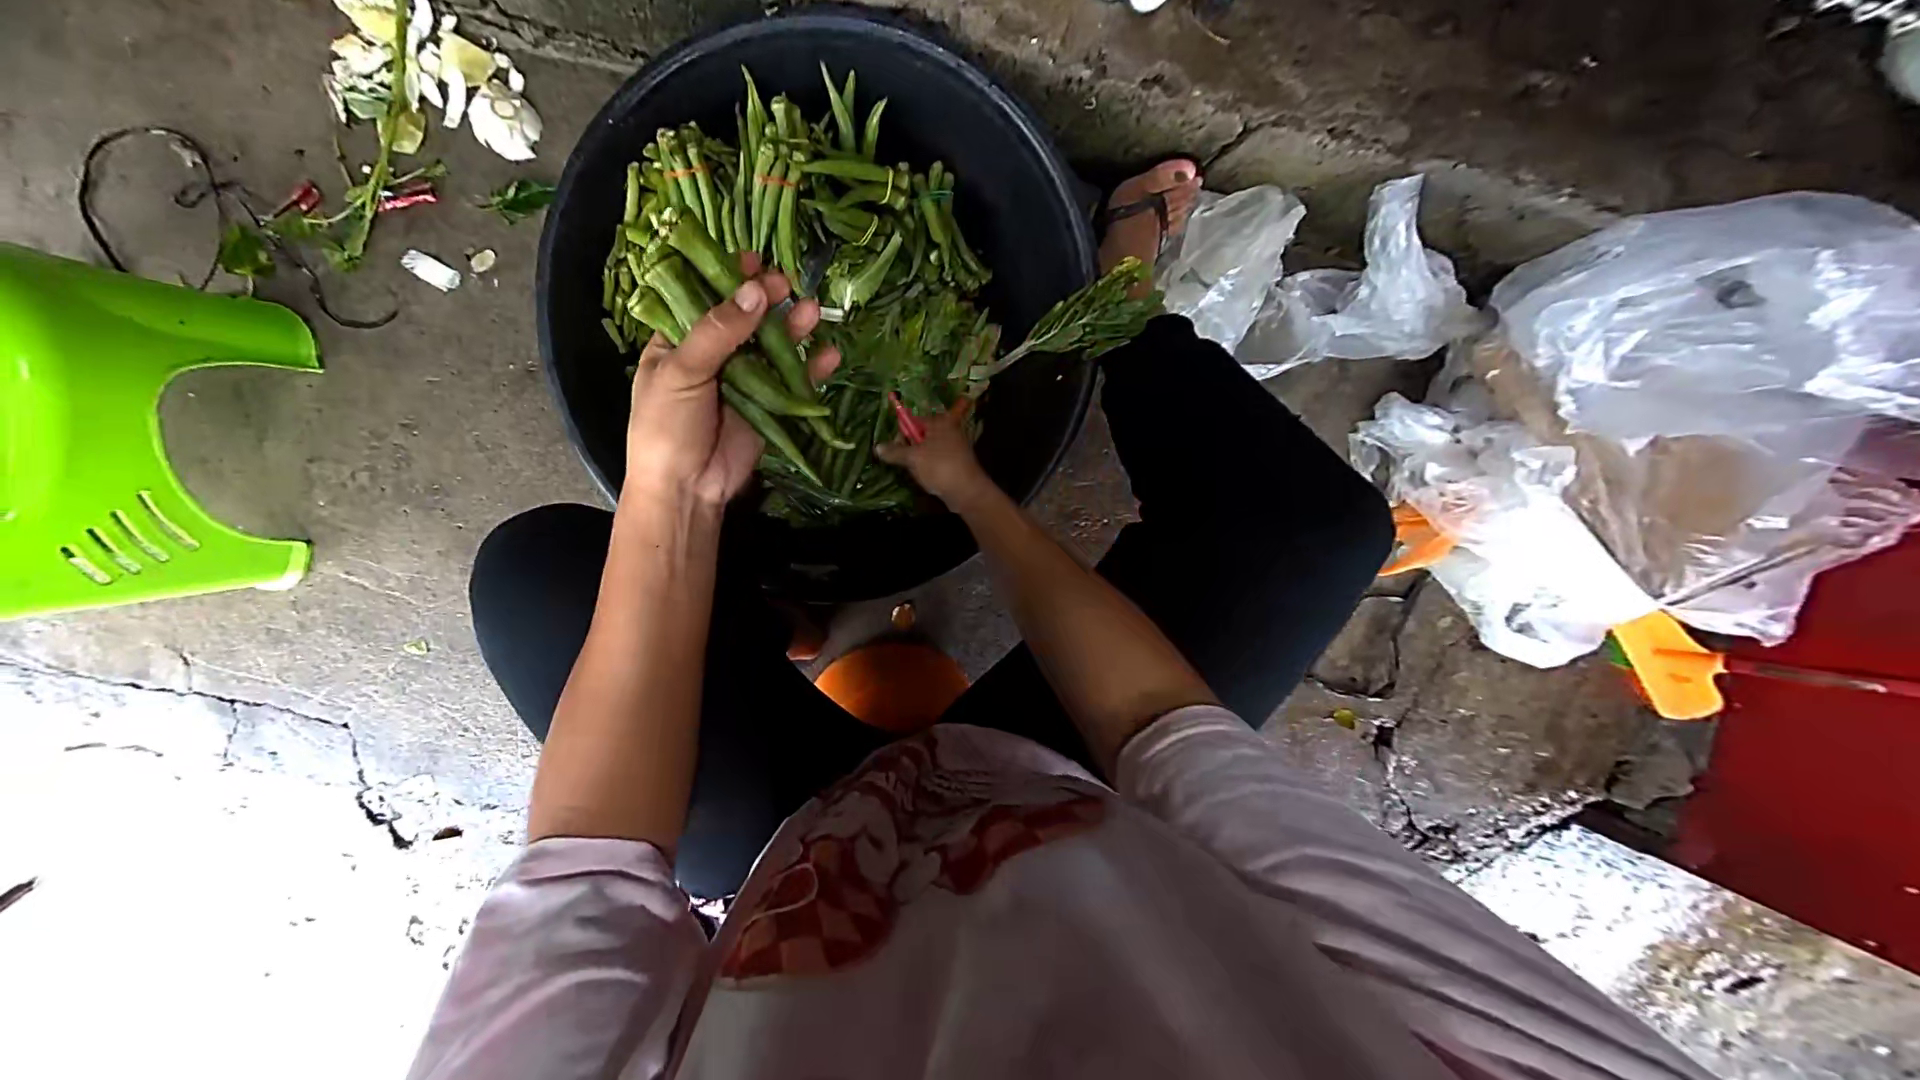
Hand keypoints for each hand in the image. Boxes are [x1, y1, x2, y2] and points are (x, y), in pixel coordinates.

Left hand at [623, 253, 837, 509]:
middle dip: (767, 300)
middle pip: (746, 319)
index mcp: (679, 340)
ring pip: (773, 348)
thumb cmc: (666, 425)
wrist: (686, 487)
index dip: (727, 276)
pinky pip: (793, 382)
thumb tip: (755, 292)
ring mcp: (744, 381)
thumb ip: (718, 331)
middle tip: (786, 283)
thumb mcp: (682, 371)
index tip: (752, 259)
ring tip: (813, 311)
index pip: (704, 297)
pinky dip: (812, 369)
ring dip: (794, 329)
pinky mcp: (768, 406)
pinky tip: (829, 355)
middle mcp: (713, 355)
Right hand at [875, 398, 993, 509]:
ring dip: (918, 461)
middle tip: (906, 463)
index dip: (901, 434)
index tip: (894, 449)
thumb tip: (877, 447)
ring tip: (917, 473)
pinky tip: (926, 479)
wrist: (968, 491)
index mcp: (939, 422)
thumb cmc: (939, 467)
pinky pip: (936, 461)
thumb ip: (894, 451)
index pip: (912, 420)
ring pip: (927, 450)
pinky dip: (929, 468)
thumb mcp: (913, 458)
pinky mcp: (956, 463)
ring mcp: (954, 447)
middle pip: (920, 435)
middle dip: (909, 449)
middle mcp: (948, 430)